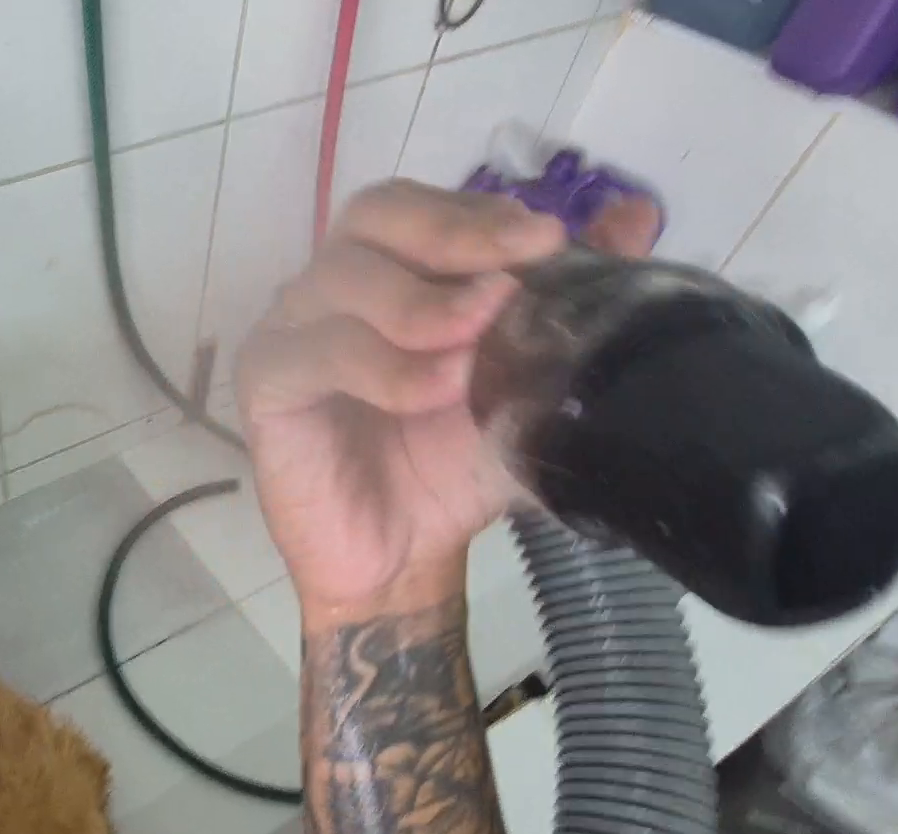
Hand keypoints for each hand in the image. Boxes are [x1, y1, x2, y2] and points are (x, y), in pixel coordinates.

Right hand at [236, 181, 660, 629]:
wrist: (398, 559)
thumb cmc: (453, 472)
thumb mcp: (526, 386)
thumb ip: (568, 307)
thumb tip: (633, 215)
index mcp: (388, 280)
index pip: (419, 209)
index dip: (476, 213)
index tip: (547, 242)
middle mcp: (331, 294)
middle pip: (369, 217)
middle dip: (447, 235)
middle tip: (508, 280)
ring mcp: (290, 334)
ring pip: (339, 278)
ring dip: (416, 305)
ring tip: (474, 349)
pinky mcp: (263, 385)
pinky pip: (314, 352)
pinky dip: (379, 365)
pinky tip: (431, 393)